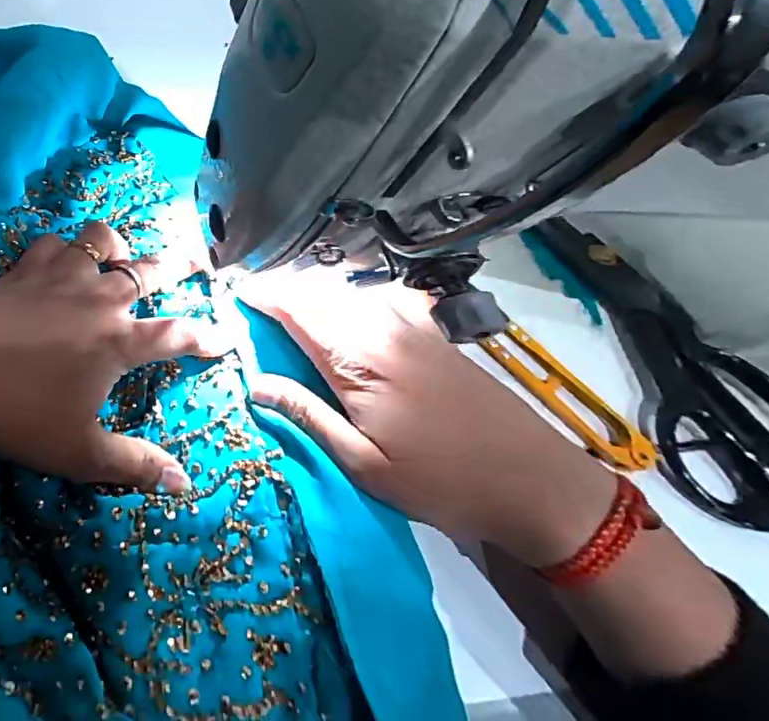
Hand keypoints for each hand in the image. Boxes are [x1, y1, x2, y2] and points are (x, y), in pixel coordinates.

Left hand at [0, 221, 227, 535]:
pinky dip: (63, 248)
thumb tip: (184, 482)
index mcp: (119, 342)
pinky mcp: (24, 267)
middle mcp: (99, 300)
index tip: (226, 336)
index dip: (207, 336)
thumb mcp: (80, 452)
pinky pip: (52, 243)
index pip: (178, 336)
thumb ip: (134, 465)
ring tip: (120, 253)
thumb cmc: (19, 416)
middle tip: (197, 261)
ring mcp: (61, 277)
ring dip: (117, 245)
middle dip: (180, 265)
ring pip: (101, 241)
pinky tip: (59, 259)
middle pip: (151, 271)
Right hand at [242, 271, 616, 565]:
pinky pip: (377, 299)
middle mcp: (383, 329)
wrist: (534, 480)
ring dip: (312, 291)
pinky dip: (347, 297)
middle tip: (253, 299)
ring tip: (287, 303)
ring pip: (348, 291)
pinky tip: (342, 309)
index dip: (263, 295)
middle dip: (282, 288)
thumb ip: (308, 416)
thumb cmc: (442, 481)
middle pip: (320, 291)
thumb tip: (255, 384)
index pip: (298, 309)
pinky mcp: (431, 332)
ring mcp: (412, 326)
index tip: (235, 292)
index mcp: (360, 359)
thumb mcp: (365, 465)